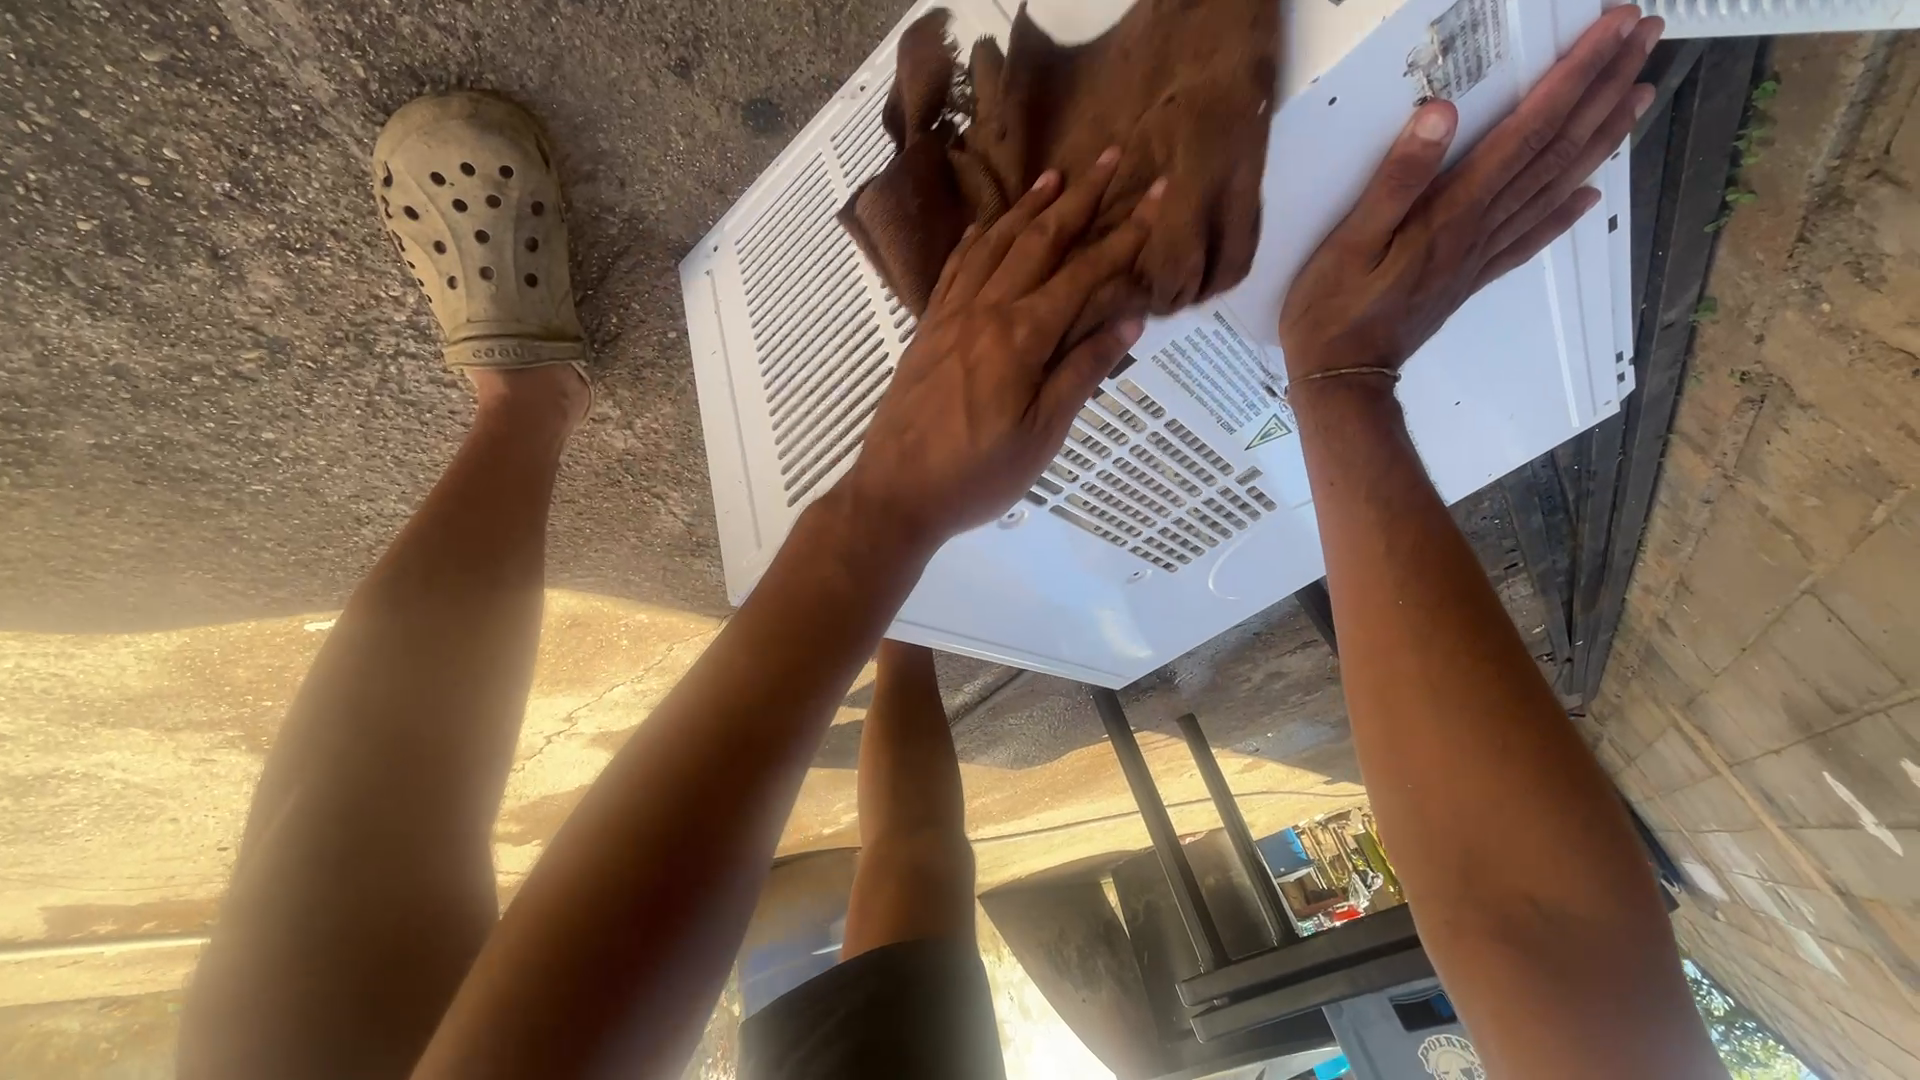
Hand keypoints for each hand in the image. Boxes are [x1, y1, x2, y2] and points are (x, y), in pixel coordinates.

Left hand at [843, 149, 1163, 550]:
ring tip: (1054, 178)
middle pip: (1038, 243)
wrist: (895, 493)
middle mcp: (985, 312)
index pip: (1083, 274)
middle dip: (1078, 199)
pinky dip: (974, 242)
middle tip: (1108, 157)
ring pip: (994, 247)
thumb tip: (1127, 320)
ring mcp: (950, 318)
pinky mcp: (926, 331)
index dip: (1124, 235)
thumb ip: (1081, 373)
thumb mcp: (1041, 435)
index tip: (1156, 195)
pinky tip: (984, 227)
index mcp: (1021, 337)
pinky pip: (953, 271)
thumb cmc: (977, 476)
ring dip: (1027, 210)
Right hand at [1279, 6, 1661, 382]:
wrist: (1341, 378)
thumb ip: (1396, 181)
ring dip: (1600, 140)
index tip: (1614, 26)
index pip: (1526, 133)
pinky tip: (1591, 196)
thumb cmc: (1332, 313)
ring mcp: (1477, 258)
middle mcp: (1478, 230)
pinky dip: (1564, 214)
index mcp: (1452, 214)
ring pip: (1553, 189)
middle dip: (1603, 90)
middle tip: (1647, 36)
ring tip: (1638, 95)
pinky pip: (1528, 240)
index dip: (1574, 76)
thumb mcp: (1348, 243)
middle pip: (1554, 153)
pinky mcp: (1468, 281)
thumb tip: (1442, 114)